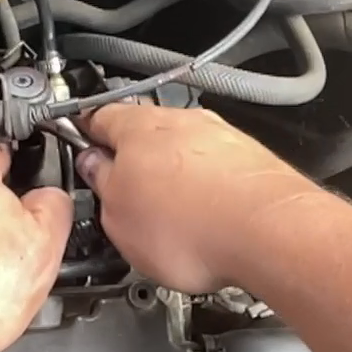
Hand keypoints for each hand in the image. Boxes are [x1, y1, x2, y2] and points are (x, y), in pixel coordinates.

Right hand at [76, 104, 324, 293]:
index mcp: (137, 127)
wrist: (270, 235)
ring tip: (169, 218)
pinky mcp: (251, 162)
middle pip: (144, 132)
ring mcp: (221, 139)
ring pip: (183, 152)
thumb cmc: (196, 227)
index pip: (98, 116)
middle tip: (123, 192)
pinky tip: (205, 221)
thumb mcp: (118, 216)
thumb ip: (100, 184)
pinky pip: (215, 172)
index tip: (81, 142)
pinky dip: (207, 191)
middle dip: (132, 158)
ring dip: (172, 177)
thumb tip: (93, 168)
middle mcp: (182, 121)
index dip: (83, 131)